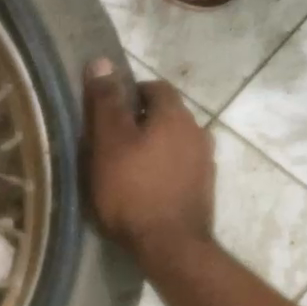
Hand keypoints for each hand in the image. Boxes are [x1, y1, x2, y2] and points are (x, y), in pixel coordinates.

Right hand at [83, 57, 214, 258]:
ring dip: (151, 145)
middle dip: (139, 120)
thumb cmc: (130, 189)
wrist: (169, 244)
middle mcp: (196, 130)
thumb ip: (105, 103)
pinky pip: (178, 165)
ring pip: (172, 140)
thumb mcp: (109, 143)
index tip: (104, 113)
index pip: (153, 87)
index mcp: (174, 115)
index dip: (127, 93)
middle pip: (165, 114)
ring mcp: (204, 161)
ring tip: (123, 166)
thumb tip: (102, 62)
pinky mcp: (202, 187)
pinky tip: (142, 187)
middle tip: (108, 141)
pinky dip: (160, 167)